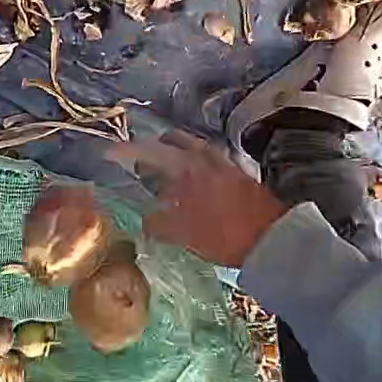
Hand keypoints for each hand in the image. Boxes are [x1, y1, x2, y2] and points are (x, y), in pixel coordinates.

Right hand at [109, 131, 286, 267]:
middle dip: (154, 147)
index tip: (108, 152)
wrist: (273, 240)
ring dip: (175, 156)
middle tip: (140, 163)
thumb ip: (159, 224)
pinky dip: (194, 166)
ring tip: (166, 176)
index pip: (148, 151)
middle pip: (172, 141)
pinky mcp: (237, 173)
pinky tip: (193, 185)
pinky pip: (208, 160)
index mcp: (186, 165)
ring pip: (192, 148)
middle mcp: (203, 156)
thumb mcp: (184, 233)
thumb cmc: (223, 234)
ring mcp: (223, 162)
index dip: (125, 151)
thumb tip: (145, 219)